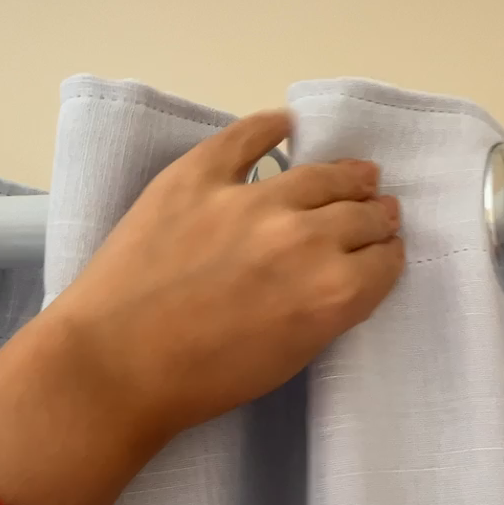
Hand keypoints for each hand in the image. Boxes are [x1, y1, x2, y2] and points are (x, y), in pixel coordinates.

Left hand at [45, 110, 403, 440]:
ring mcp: (252, 200)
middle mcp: (307, 238)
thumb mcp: (291, 358)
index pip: (384, 260)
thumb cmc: (205, 380)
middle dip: (378, 215)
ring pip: (322, 174)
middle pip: (363, 215)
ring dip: (348, 175)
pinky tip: (286, 124)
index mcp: (334, 292)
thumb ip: (327, 311)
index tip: (384, 250)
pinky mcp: (200, 176)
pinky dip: (269, 127)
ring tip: (359, 173)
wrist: (116, 366)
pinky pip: (246, 138)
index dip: (388, 254)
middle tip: (380, 210)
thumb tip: (340, 275)